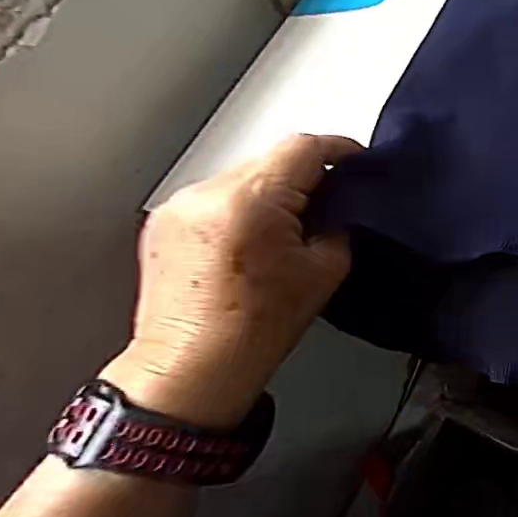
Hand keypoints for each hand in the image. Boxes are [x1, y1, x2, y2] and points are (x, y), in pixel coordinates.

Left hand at [102, 134, 363, 428]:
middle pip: (271, 160)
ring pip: (243, 178)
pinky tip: (248, 247)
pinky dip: (239, 211)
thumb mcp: (322, 274)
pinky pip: (215, 198)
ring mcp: (180, 205)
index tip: (352, 159)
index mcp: (251, 202)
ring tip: (280, 239)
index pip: (302, 148)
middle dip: (303, 180)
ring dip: (268, 197)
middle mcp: (208, 193)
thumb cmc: (251, 331)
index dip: (337, 150)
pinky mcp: (164, 220)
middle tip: (323, 212)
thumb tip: (336, 208)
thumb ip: (336, 227)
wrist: (193, 369)